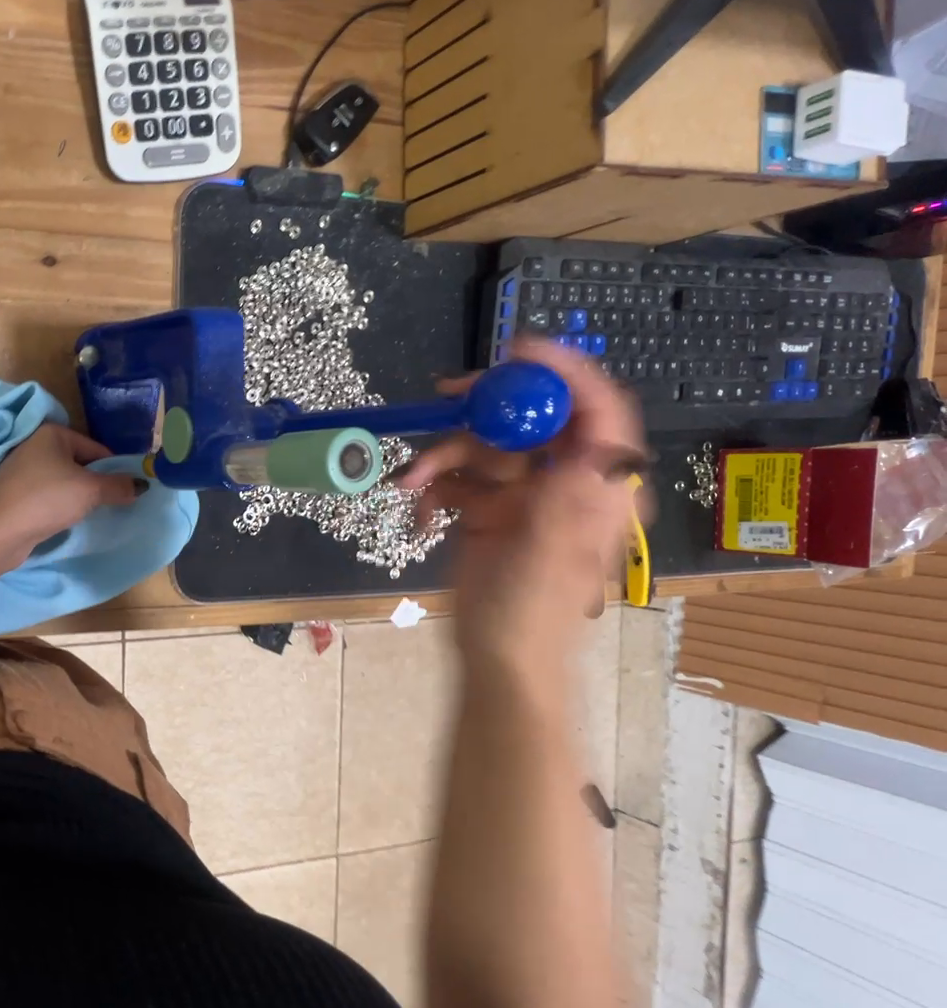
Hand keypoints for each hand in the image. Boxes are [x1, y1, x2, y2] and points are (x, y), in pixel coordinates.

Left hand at [0, 423, 140, 559]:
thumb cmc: (47, 499)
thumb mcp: (90, 490)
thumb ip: (118, 486)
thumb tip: (140, 485)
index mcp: (52, 433)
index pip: (96, 449)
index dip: (114, 469)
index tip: (128, 490)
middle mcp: (34, 446)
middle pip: (79, 464)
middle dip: (97, 483)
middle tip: (113, 504)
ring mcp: (21, 471)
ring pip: (63, 481)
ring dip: (78, 496)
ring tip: (91, 513)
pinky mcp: (15, 494)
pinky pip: (48, 496)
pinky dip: (60, 505)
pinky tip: (66, 520)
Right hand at [398, 341, 649, 668]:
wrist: (495, 656)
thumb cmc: (531, 616)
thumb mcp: (550, 559)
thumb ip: (564, 504)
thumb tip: (585, 448)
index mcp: (595, 488)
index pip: (596, 413)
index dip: (565, 374)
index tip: (520, 352)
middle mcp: (562, 481)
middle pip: (530, 418)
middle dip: (486, 407)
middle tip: (446, 394)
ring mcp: (520, 494)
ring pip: (482, 446)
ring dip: (442, 458)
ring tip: (411, 483)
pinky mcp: (484, 509)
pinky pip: (454, 478)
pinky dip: (431, 487)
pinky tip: (421, 512)